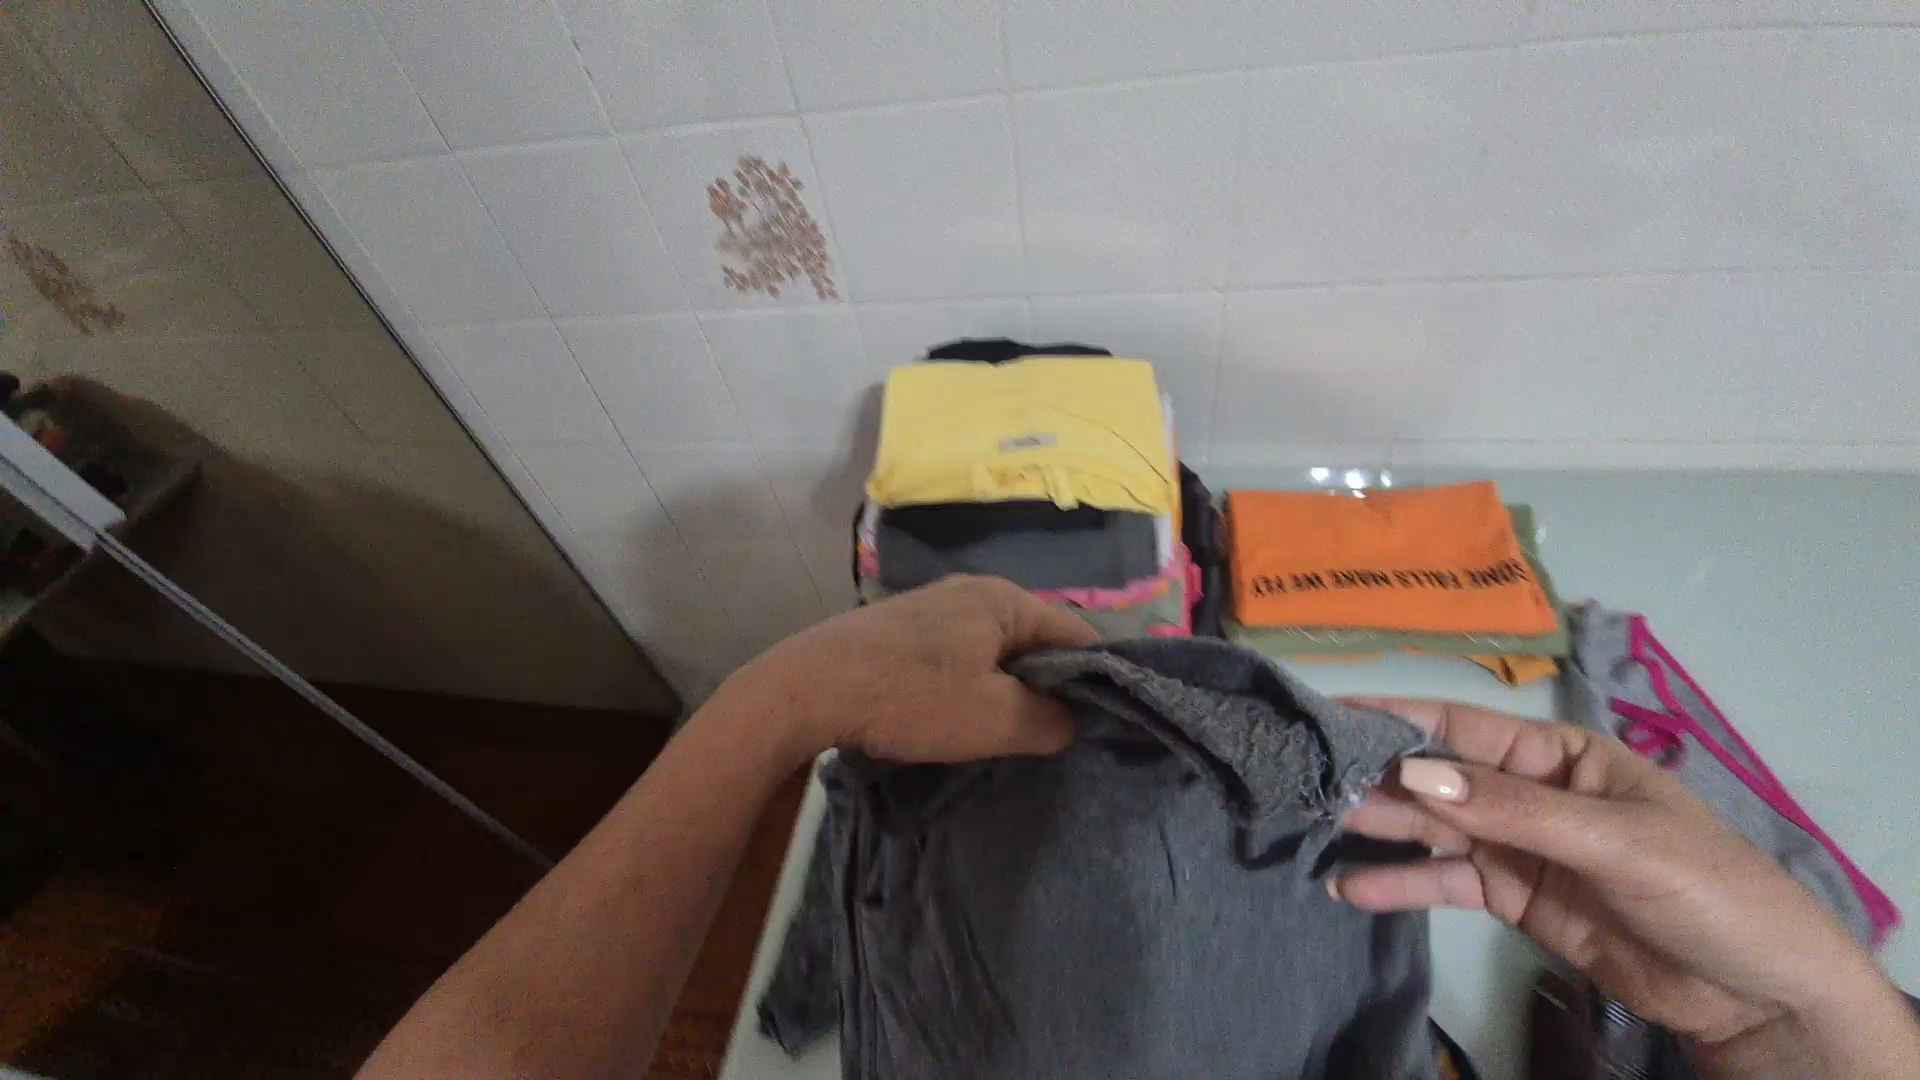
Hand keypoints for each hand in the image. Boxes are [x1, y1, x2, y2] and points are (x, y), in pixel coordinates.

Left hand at [709, 575, 1099, 768]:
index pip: (1077, 635)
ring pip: (995, 651)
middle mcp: (972, 592)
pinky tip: (961, 716)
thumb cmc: (909, 697)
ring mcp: (934, 607)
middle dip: (1050, 687)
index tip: (1105, 723)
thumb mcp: (993, 718)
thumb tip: (1075, 720)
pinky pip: (960, 655)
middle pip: (1035, 641)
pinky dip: (972, 685)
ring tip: (1011, 733)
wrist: (806, 689)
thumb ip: (1050, 719)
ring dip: (1008, 689)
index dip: (1099, 679)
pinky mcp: (904, 630)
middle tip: (1058, 736)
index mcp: (1003, 600)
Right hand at [1327, 699, 1905, 1063]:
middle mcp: (1522, 790)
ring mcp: (1510, 843)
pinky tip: (1352, 888)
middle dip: (1373, 777)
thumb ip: (1513, 808)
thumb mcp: (1618, 842)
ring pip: (1427, 826)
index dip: (1394, 719)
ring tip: (1316, 825)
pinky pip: (1441, 881)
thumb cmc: (1710, 892)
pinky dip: (1398, 885)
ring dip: (1375, 827)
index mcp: (1555, 755)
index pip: (1459, 727)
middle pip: (1432, 777)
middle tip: (1308, 776)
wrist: (1764, 1004)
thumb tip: (1414, 775)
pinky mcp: (1504, 894)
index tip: (1329, 714)